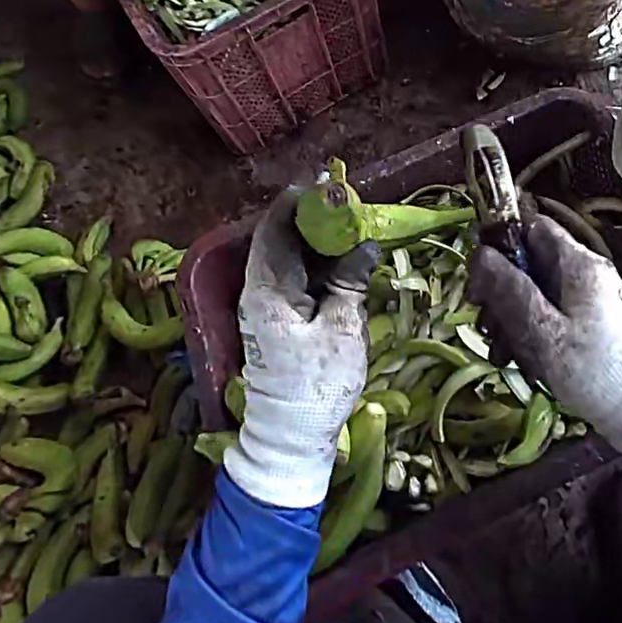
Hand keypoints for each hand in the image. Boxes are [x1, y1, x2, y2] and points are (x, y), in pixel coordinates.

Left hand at [225, 189, 379, 508]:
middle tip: (343, 202)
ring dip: (312, 239)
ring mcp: (264, 305)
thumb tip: (364, 245)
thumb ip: (349, 281)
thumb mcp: (342, 328)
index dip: (296, 203)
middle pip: (279, 240)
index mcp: (267, 290)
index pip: (274, 231)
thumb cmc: (316, 384)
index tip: (323, 185)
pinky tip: (339, 259)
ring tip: (346, 225)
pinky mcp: (274, 318)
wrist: (290, 436)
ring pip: (285, 257)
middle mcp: (257, 291)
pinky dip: (313, 263)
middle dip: (308, 218)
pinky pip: (292, 278)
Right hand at [466, 215, 621, 461]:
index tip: (480, 277)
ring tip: (501, 350)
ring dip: (509, 314)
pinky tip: (519, 357)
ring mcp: (585, 294)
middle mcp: (582, 270)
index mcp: (578, 264)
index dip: (500, 243)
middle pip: (527, 260)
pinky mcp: (585, 317)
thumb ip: (510, 290)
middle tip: (485, 322)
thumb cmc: (593, 371)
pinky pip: (546, 309)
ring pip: (532, 287)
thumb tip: (479, 254)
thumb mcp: (543, 332)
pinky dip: (528, 328)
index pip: (531, 226)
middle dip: (499, 289)